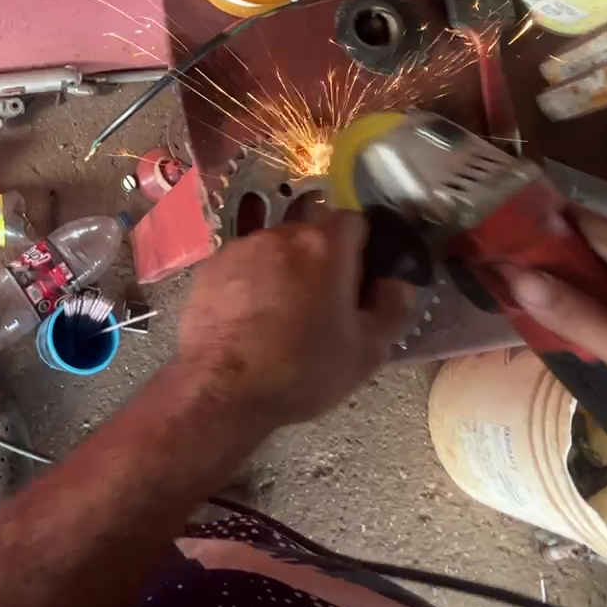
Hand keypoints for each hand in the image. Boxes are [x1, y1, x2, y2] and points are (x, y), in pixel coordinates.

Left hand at [172, 210, 413, 429]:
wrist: (223, 386)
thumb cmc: (303, 369)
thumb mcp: (366, 351)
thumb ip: (391, 310)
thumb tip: (396, 284)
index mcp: (324, 246)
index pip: (352, 220)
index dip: (360, 244)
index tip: (359, 272)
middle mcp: (281, 234)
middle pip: (309, 230)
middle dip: (320, 255)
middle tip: (322, 297)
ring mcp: (241, 246)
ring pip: (273, 245)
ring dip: (282, 265)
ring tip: (281, 308)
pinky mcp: (211, 264)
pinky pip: (241, 262)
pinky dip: (249, 277)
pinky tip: (248, 312)